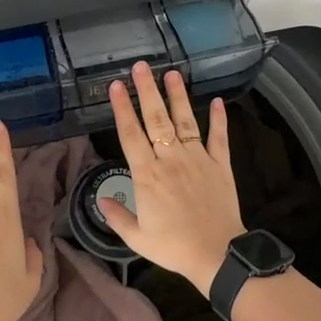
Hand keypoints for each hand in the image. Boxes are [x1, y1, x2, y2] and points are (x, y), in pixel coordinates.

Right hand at [98, 62, 244, 295]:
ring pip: (185, 121)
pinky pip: (218, 138)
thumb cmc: (173, 247)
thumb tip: (101, 200)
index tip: (116, 86)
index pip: (130, 134)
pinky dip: (218, 119)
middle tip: (141, 66)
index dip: (122, 108)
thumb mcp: (137, 237)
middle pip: (156, 119)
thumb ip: (117, 216)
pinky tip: (217, 101)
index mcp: (147, 175)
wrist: (216, 254)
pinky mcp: (220, 165)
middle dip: (147, 90)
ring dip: (178, 96)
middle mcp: (170, 159)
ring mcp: (197, 159)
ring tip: (172, 73)